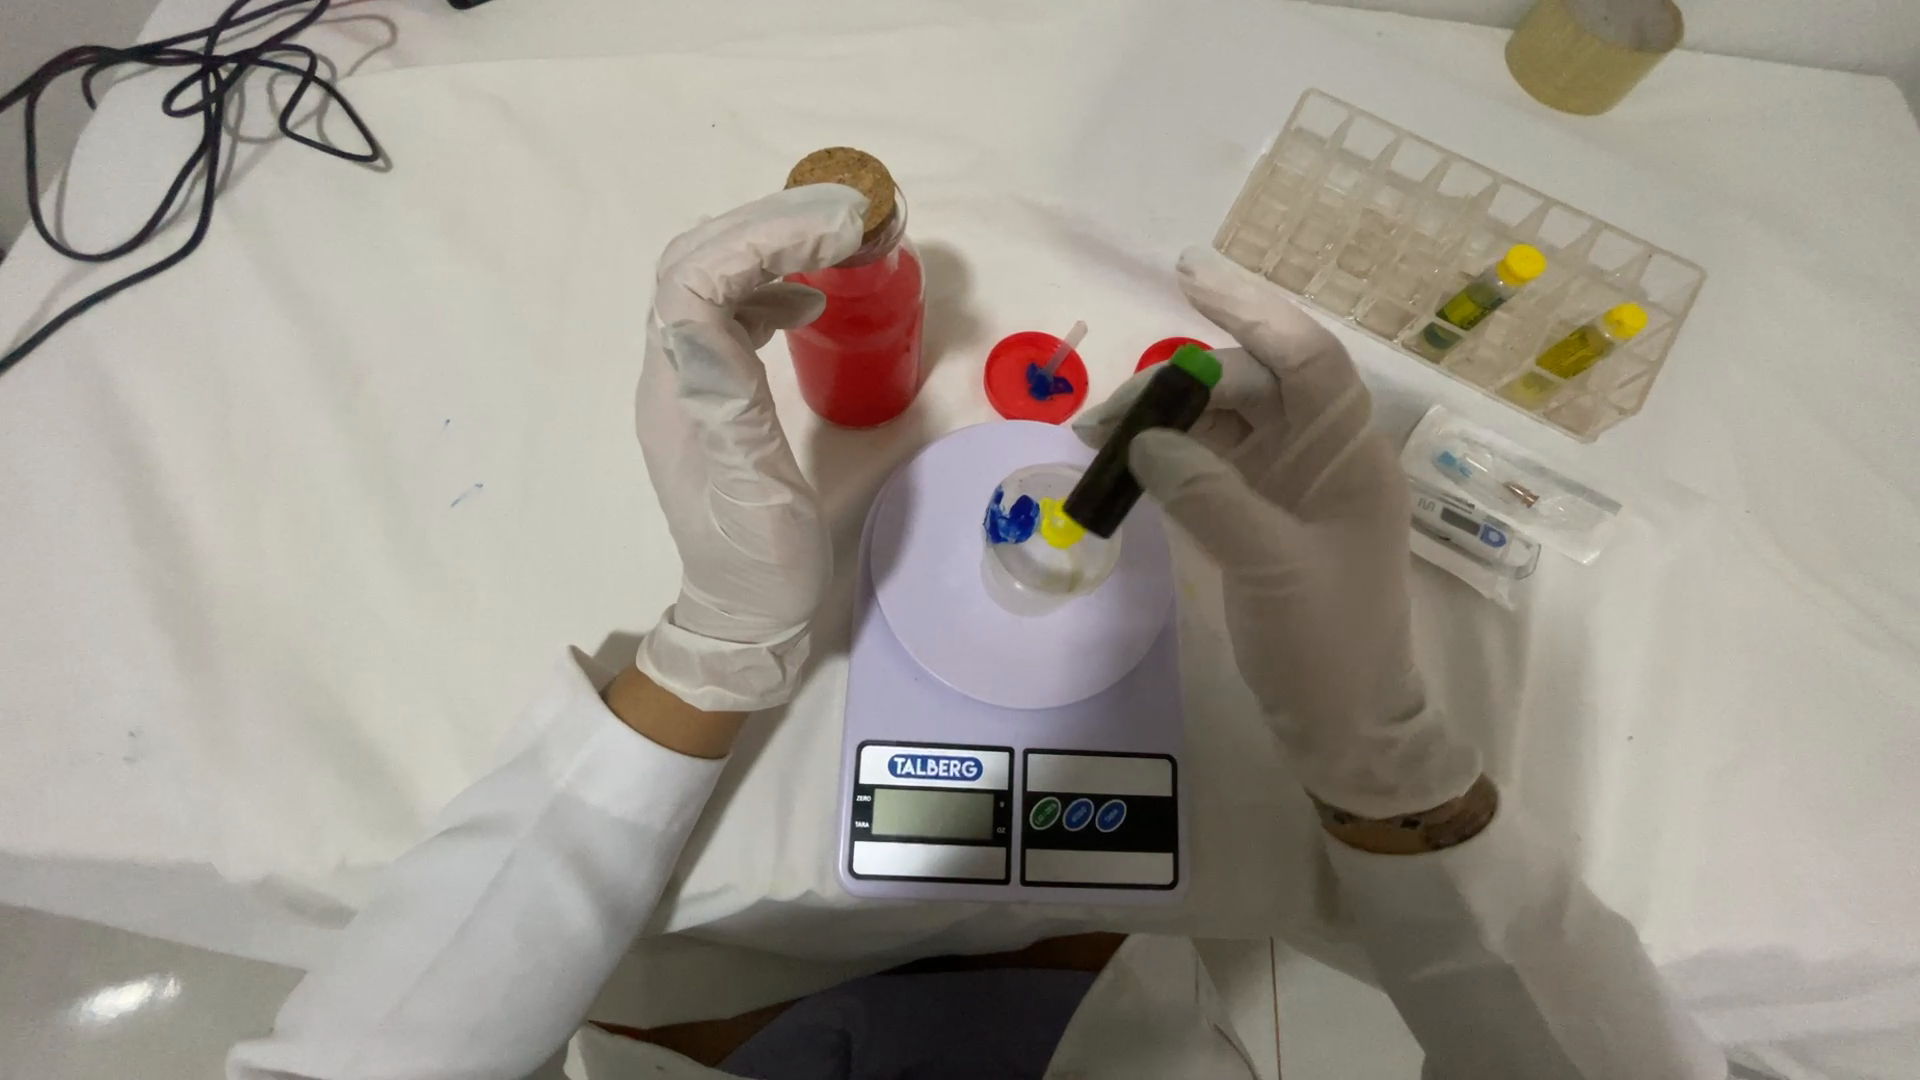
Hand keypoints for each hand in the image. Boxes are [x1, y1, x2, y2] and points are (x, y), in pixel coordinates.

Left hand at [632, 185, 867, 713]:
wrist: (745, 610)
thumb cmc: (759, 564)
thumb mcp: (756, 498)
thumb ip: (729, 409)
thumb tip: (700, 317)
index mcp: (680, 397)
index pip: (693, 282)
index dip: (758, 241)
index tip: (834, 233)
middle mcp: (674, 377)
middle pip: (694, 266)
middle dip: (764, 228)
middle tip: (840, 218)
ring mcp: (692, 385)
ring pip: (710, 284)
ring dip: (766, 250)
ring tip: (831, 245)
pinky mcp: (716, 396)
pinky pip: (730, 318)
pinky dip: (768, 290)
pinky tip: (805, 300)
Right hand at [1076, 247, 1479, 818]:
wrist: (1338, 719)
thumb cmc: (1328, 644)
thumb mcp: (1273, 568)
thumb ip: (1211, 498)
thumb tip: (1145, 441)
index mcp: (1347, 454)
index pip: (1304, 356)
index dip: (1251, 309)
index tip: (1189, 278)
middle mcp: (1316, 456)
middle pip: (1246, 389)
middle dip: (1177, 388)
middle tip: (1105, 414)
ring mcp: (1281, 486)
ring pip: (1218, 427)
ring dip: (1162, 424)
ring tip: (1099, 438)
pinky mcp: (1252, 515)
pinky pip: (1204, 467)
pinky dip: (1165, 461)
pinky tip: (1126, 465)